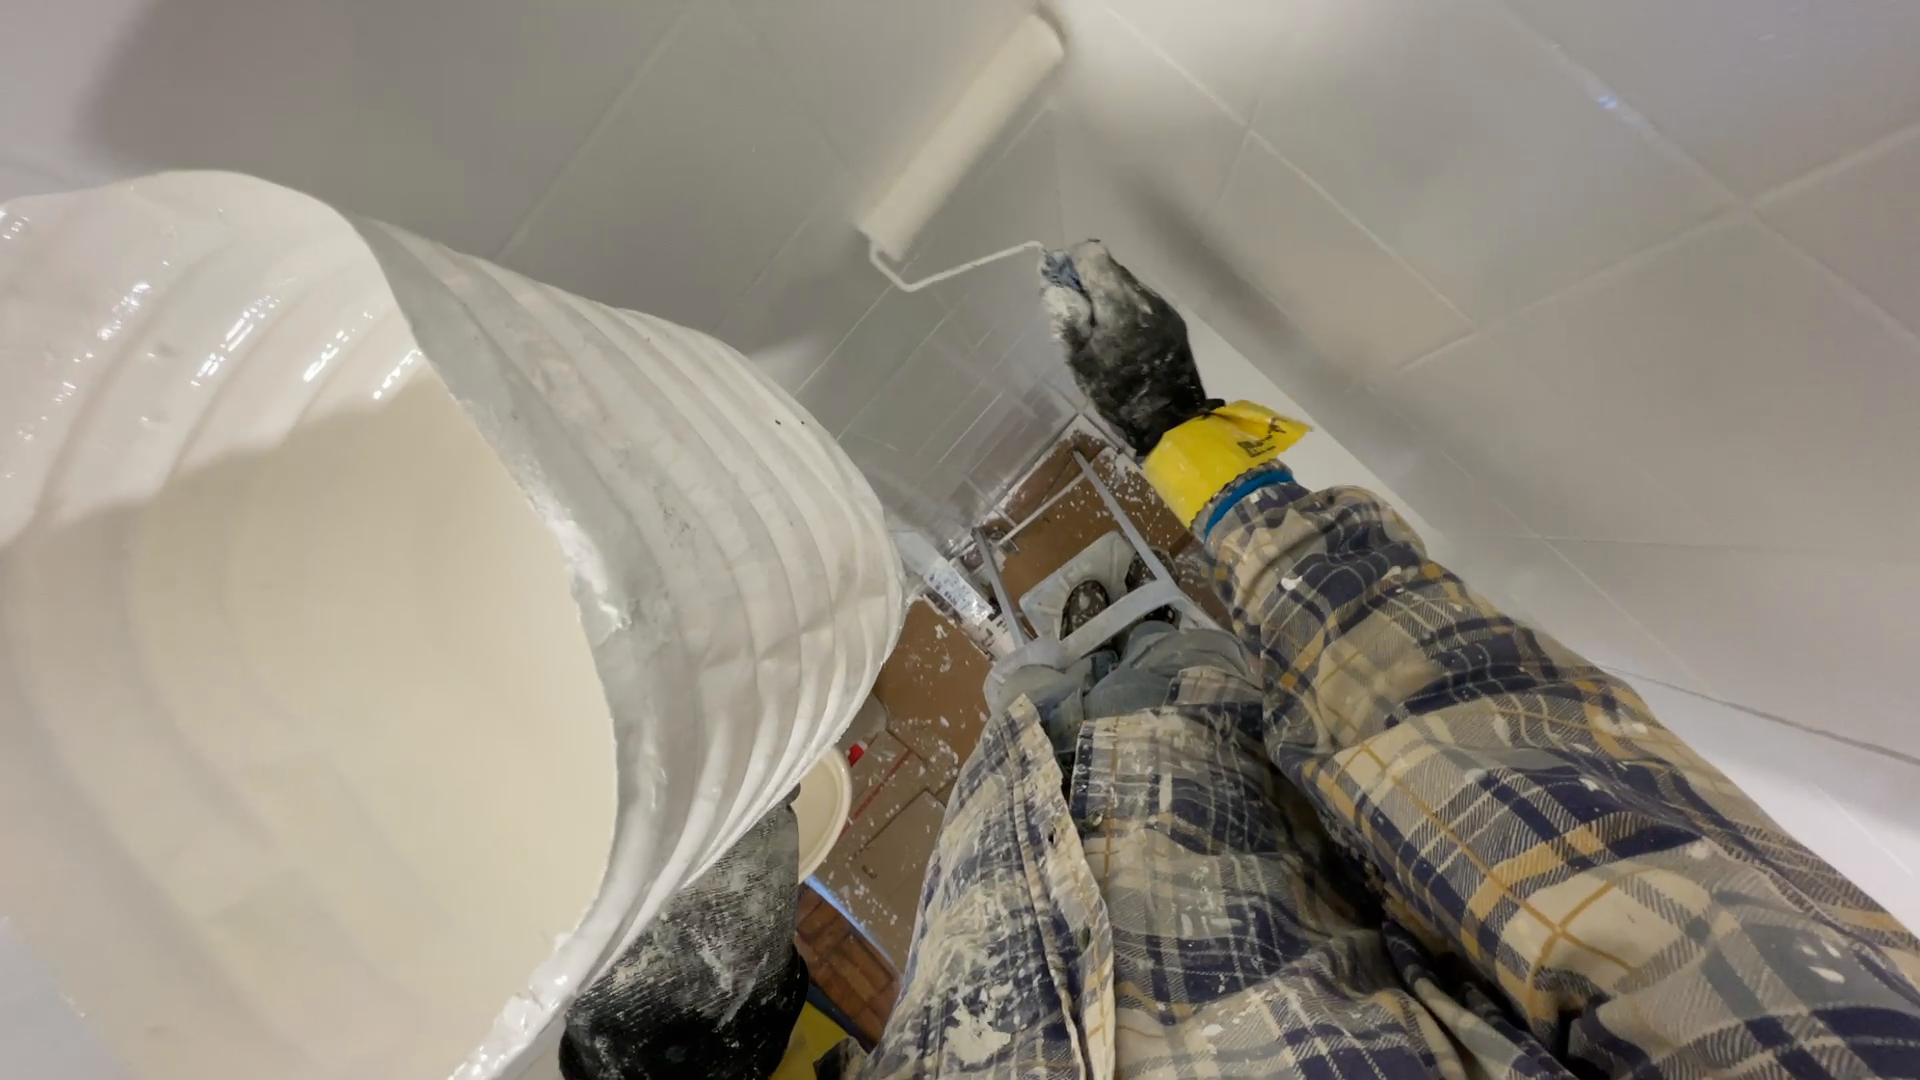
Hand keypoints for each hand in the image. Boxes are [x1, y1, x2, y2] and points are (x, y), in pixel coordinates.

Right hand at [1041, 241, 1215, 455]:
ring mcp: (1162, 308)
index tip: (1060, 285)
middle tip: (1074, 311)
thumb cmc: (1117, 395)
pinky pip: (1141, 303)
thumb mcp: (1080, 360)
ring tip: (1096, 327)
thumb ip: (1068, 317)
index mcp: (1118, 303)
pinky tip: (1119, 336)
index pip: (1092, 256)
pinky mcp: (1173, 322)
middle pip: (1110, 269)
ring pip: (1127, 286)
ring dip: (1107, 297)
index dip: (1071, 265)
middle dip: (1089, 282)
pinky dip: (1125, 310)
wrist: (1170, 421)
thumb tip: (1057, 286)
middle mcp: (1144, 296)